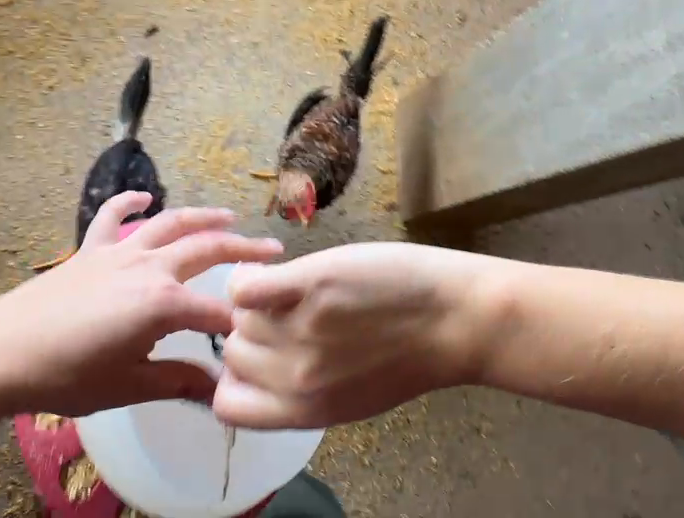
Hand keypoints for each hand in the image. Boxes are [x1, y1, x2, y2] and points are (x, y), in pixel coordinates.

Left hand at [0, 192, 282, 417]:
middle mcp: (148, 267)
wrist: (5, 350)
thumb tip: (219, 388)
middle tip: (272, 248)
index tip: (264, 326)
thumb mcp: (129, 386)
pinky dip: (130, 201)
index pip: (216, 310)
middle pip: (205, 249)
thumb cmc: (68, 375)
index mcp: (163, 304)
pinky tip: (144, 196)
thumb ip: (177, 381)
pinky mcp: (90, 249)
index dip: (241, 320)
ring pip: (169, 224)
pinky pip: (113, 216)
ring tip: (228, 216)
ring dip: (201, 217)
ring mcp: (118, 252)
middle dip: (242, 248)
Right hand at [212, 242, 504, 428]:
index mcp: (305, 411)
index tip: (257, 357)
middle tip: (282, 313)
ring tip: (287, 289)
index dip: (236, 378)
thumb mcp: (351, 394)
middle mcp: (296, 377)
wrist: (455, 318)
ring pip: (238, 313)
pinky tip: (274, 273)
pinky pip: (245, 284)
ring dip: (255, 299)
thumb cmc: (410, 354)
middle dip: (251, 332)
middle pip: (233, 349)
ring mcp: (301, 329)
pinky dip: (250, 276)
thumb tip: (262, 366)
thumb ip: (304, 389)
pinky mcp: (309, 284)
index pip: (228, 405)